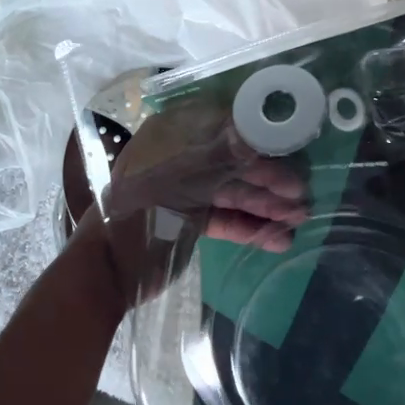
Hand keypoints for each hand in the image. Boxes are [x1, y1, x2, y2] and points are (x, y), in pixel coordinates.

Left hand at [68, 108, 309, 311]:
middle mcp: (180, 159)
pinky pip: (225, 219)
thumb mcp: (176, 181)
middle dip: (268, 180)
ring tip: (300, 220)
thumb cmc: (134, 217)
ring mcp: (184, 190)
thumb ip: (217, 155)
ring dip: (265, 206)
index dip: (258, 139)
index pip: (224, 129)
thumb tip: (252, 131)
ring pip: (233, 193)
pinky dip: (249, 228)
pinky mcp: (189, 220)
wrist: (103, 276)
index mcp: (170, 138)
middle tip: (302, 195)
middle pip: (232, 163)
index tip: (290, 149)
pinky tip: (278, 240)